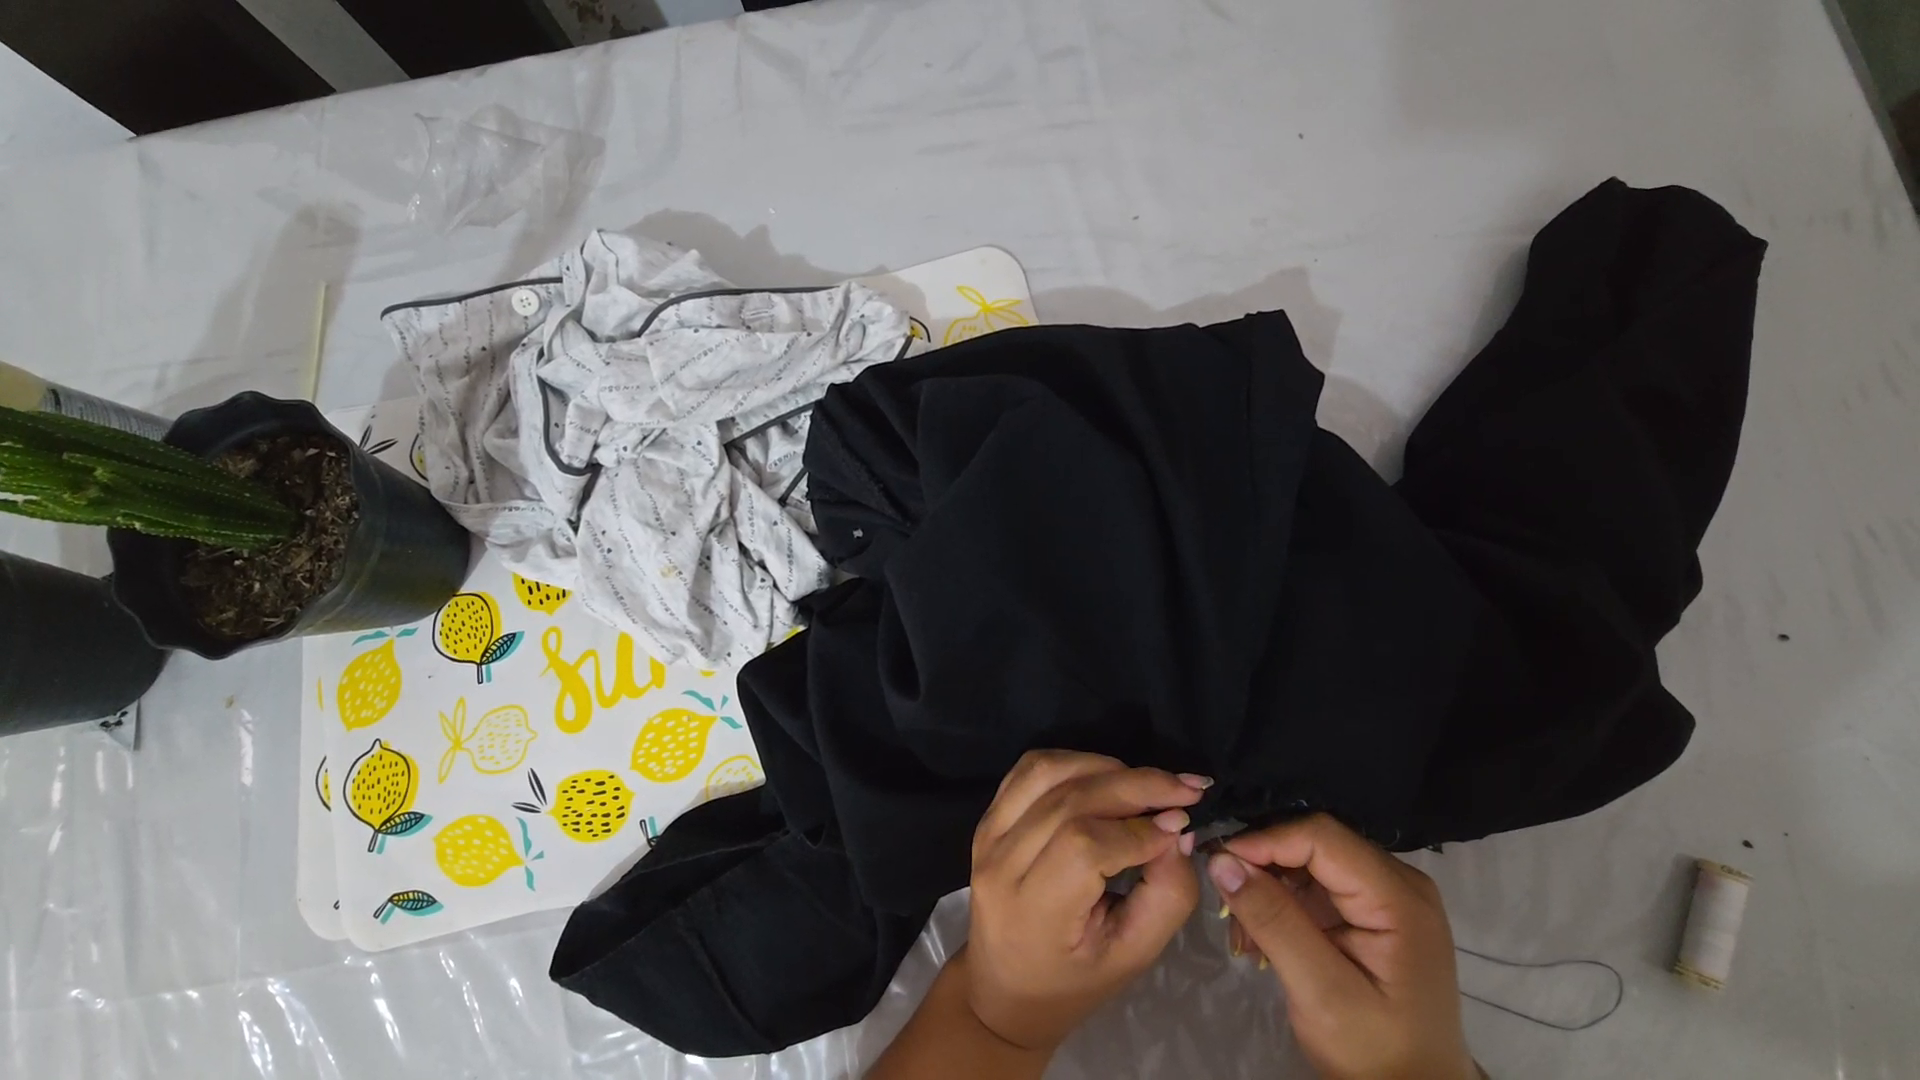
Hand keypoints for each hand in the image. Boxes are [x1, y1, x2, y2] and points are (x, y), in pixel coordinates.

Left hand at [965, 749, 1208, 1052]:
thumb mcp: (1133, 955)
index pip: (1084, 846)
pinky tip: (1108, 777)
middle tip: (1185, 789)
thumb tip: (1178, 830)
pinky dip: (1074, 762)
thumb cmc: (1074, 981)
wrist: (1002, 987)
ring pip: (1047, 772)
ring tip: (1148, 785)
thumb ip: (1165, 895)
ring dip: (1106, 766)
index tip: (1183, 824)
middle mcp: (1001, 864)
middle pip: (1069, 800)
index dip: (1138, 829)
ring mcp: (988, 834)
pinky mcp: (988, 818)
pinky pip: (1030, 769)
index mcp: (1033, 911)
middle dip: (1136, 785)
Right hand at [1209, 815, 1479, 1079]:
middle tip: (1225, 903)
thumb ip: (1274, 922)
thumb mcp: (1320, 993)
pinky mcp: (1372, 910)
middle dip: (1263, 866)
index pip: (1321, 836)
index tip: (1218, 865)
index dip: (1265, 841)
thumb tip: (1221, 860)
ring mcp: (1387, 894)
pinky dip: (1283, 901)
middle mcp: (1398, 881)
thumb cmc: (1374, 1052)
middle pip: (1315, 843)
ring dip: (1268, 886)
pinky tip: (1263, 935)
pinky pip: (1316, 883)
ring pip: (1309, 860)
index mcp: (1399, 897)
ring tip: (1243, 932)